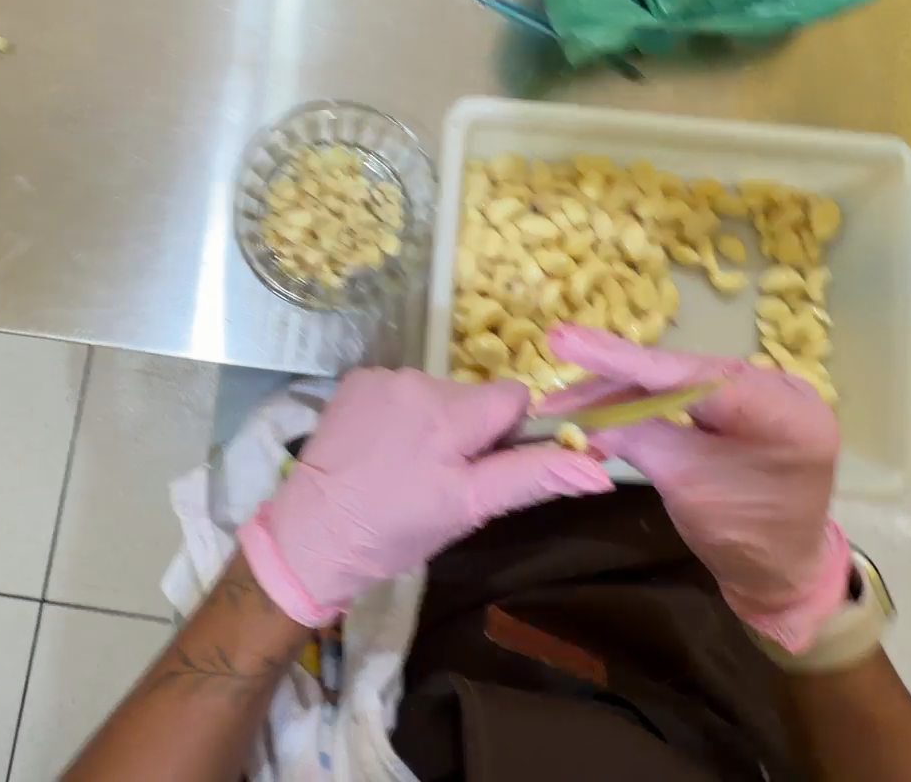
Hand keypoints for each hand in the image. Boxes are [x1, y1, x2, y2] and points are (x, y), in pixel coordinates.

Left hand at [238, 368, 614, 626]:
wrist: (312, 534)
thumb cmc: (396, 530)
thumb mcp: (469, 510)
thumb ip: (531, 478)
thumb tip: (598, 467)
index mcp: (451, 413)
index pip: (512, 396)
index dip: (507, 432)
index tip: (482, 465)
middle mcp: (418, 381)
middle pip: (472, 395)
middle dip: (468, 429)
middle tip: (439, 474)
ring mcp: (382, 376)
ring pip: (436, 392)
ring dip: (432, 420)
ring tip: (404, 463)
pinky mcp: (355, 380)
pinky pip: (399, 388)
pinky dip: (398, 411)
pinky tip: (379, 446)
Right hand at [543, 324, 849, 653]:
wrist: (779, 572)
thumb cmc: (741, 536)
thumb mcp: (680, 481)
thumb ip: (633, 434)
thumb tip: (577, 412)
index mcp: (778, 409)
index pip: (683, 374)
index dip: (618, 358)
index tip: (563, 339)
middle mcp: (775, 385)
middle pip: (672, 373)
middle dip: (609, 381)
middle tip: (553, 391)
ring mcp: (759, 389)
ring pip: (670, 380)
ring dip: (617, 393)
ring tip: (563, 405)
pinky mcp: (740, 399)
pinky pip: (680, 391)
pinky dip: (639, 401)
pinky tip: (599, 406)